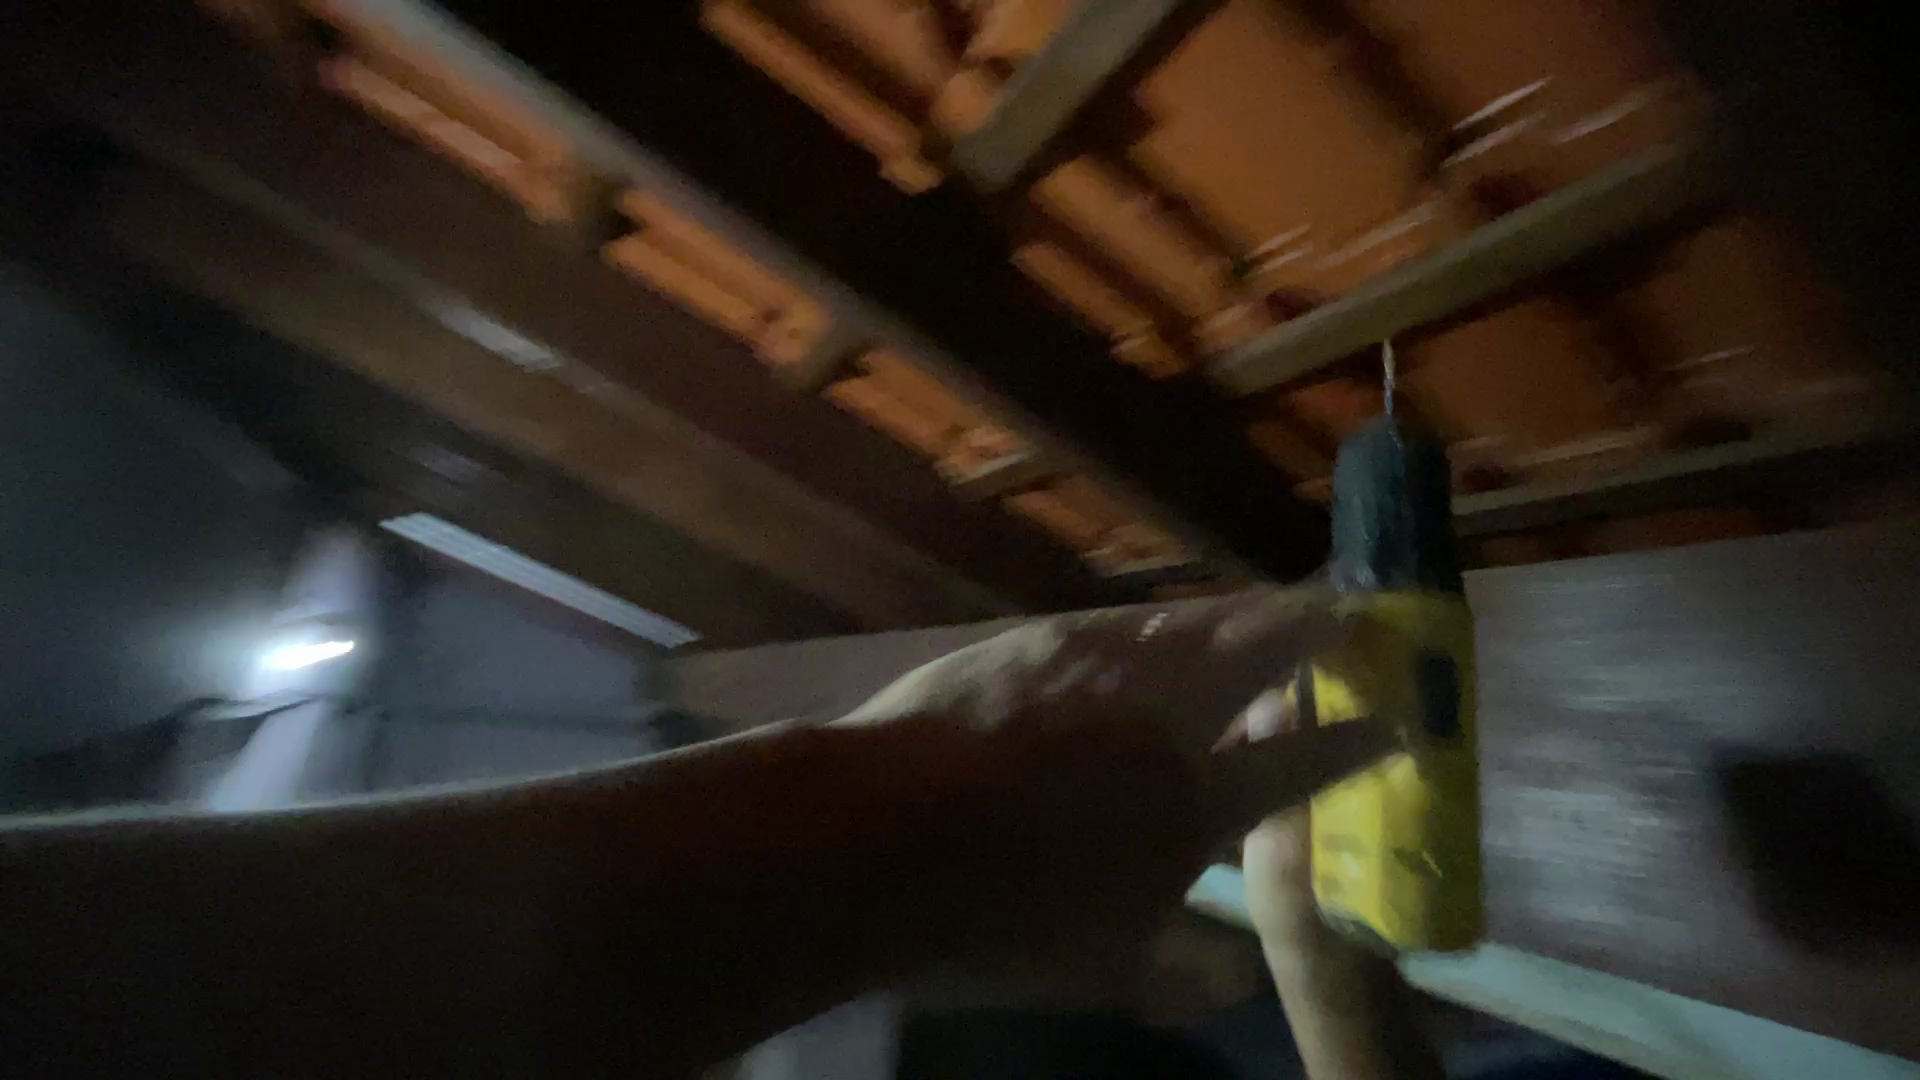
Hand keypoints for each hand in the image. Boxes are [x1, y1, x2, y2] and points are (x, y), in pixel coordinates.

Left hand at [836, 590, 1396, 972]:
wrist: (894, 829)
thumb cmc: (1004, 915)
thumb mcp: (1105, 970)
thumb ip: (1182, 974)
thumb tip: (1230, 976)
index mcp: (1195, 802)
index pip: (1298, 764)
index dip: (1352, 742)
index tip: (1392, 721)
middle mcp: (1165, 717)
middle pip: (1259, 658)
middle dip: (1313, 633)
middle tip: (1348, 609)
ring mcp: (1102, 665)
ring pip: (1195, 624)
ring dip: (1242, 612)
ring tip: (1274, 602)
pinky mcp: (1044, 640)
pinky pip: (1122, 620)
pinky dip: (1160, 619)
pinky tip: (1164, 619)